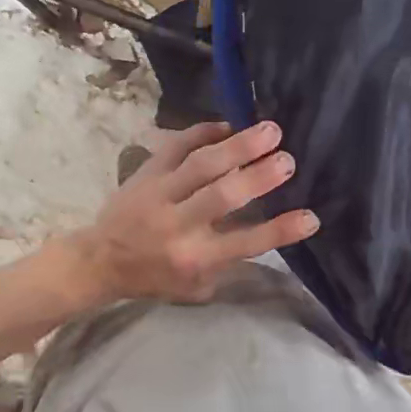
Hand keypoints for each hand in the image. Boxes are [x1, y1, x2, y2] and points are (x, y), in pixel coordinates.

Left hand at [62, 121, 319, 304]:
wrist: (99, 260)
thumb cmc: (156, 277)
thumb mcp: (196, 287)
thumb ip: (228, 263)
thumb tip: (267, 232)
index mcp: (195, 258)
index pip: (245, 244)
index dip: (280, 230)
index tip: (311, 217)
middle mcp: (179, 225)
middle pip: (223, 196)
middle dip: (259, 176)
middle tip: (289, 160)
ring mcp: (160, 194)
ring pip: (202, 165)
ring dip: (238, 145)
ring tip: (270, 129)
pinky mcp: (147, 172)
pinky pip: (177, 145)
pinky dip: (202, 132)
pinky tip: (227, 124)